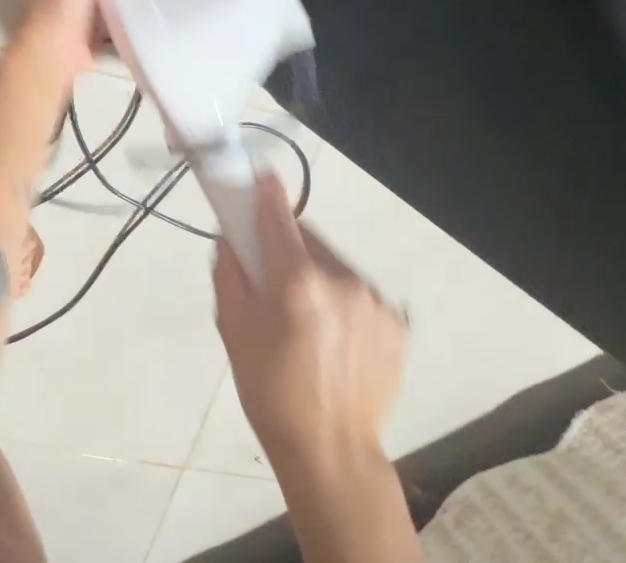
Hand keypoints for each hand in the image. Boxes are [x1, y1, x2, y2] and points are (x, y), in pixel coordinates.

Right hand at [213, 174, 407, 486]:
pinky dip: (340, 299)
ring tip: (304, 319)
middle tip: (270, 281)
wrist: (330, 450)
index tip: (259, 175)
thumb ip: (230, 271)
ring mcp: (375, 300)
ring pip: (333, 264)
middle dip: (286, 247)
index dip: (265, 191)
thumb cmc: (267, 390)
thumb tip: (232, 236)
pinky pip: (357, 291)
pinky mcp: (396, 321)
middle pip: (306, 239)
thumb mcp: (232, 329)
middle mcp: (342, 280)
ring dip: (315, 274)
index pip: (278, 216)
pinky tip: (331, 337)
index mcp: (296, 282)